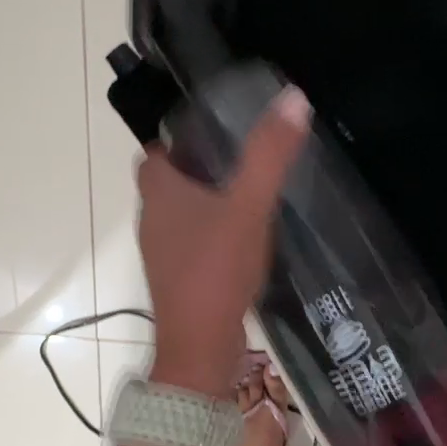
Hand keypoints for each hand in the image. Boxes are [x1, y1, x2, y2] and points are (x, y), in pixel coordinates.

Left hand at [137, 87, 310, 394]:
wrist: (200, 347)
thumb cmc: (216, 271)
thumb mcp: (248, 207)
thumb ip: (269, 155)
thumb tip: (293, 98)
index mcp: (159, 193)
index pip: (157, 151)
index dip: (180, 139)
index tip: (217, 134)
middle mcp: (152, 220)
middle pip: (170, 183)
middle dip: (200, 170)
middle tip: (242, 163)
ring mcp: (163, 255)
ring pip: (182, 217)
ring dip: (208, 207)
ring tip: (250, 198)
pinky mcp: (179, 282)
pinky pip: (194, 247)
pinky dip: (214, 239)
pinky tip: (246, 243)